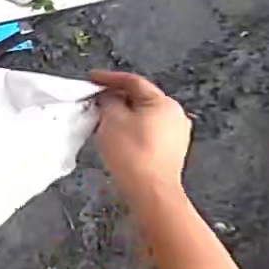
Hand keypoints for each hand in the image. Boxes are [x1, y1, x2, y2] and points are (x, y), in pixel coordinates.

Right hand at [88, 70, 190, 195]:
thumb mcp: (111, 118)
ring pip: (144, 114)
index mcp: (163, 102)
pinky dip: (132, 127)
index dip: (108, 78)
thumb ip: (108, 100)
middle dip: (116, 97)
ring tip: (103, 119)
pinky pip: (148, 129)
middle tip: (95, 100)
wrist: (150, 190)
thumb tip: (107, 96)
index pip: (132, 81)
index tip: (92, 78)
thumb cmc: (132, 154)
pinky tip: (117, 136)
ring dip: (123, 113)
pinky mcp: (171, 149)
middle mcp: (175, 115)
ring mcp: (176, 133)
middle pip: (140, 97)